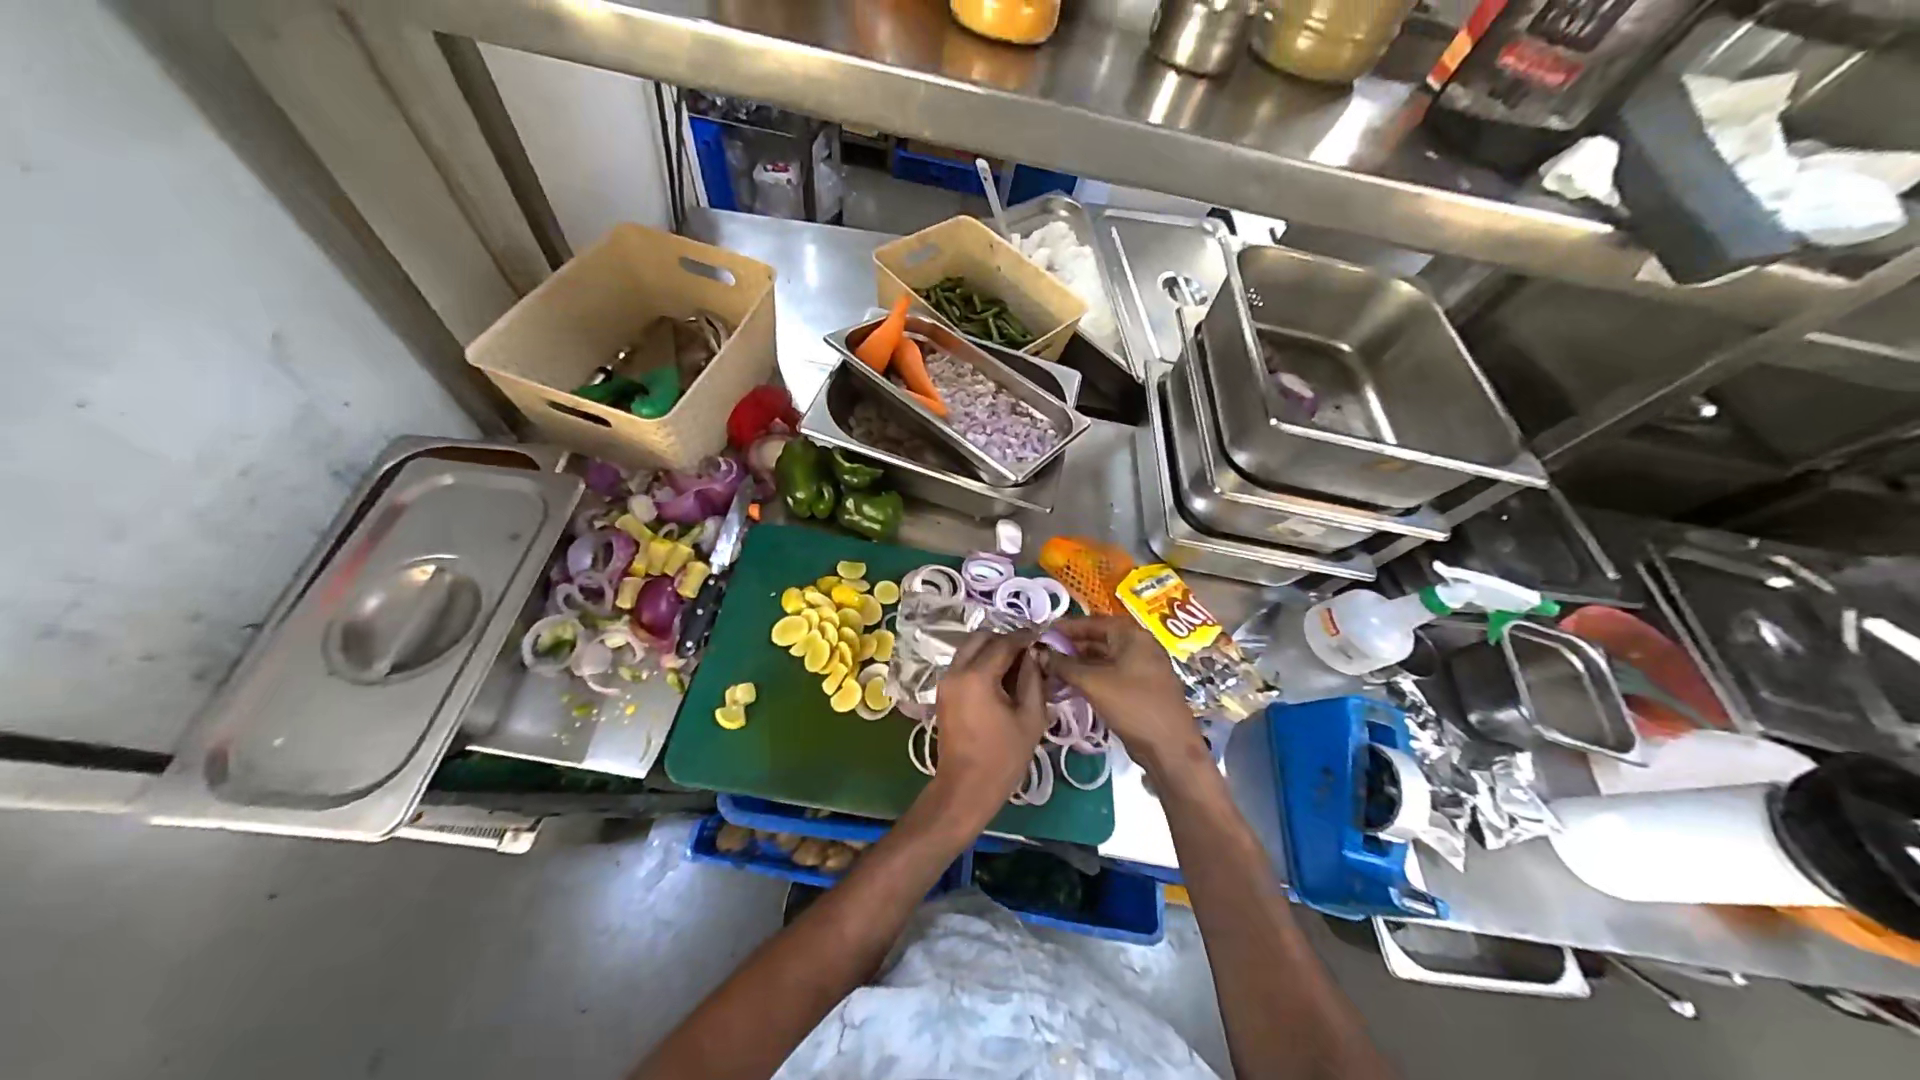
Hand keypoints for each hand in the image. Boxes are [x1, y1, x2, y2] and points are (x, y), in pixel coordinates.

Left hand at [930, 629, 1048, 819]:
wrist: (966, 786)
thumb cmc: (1003, 756)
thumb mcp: (1031, 717)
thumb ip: (1034, 679)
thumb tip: (1035, 654)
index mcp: (977, 676)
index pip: (1003, 643)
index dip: (1025, 637)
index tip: (1042, 637)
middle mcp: (956, 671)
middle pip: (980, 638)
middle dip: (1005, 639)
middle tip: (1028, 651)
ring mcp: (945, 681)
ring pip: (969, 649)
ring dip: (991, 649)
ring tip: (1016, 665)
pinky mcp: (943, 692)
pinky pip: (963, 664)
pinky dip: (980, 662)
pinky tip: (1000, 678)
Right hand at [1040, 616, 1203, 768]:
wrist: (1169, 745)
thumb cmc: (1132, 704)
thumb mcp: (1093, 683)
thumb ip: (1064, 666)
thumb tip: (1039, 654)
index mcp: (1131, 635)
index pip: (1092, 622)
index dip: (1066, 627)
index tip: (1042, 633)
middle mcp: (1138, 645)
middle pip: (1098, 639)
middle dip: (1070, 646)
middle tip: (1043, 654)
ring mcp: (1141, 667)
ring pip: (1103, 658)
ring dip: (1079, 663)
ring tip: (1052, 670)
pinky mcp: (1140, 687)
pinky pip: (1110, 674)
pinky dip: (1091, 677)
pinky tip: (1071, 684)